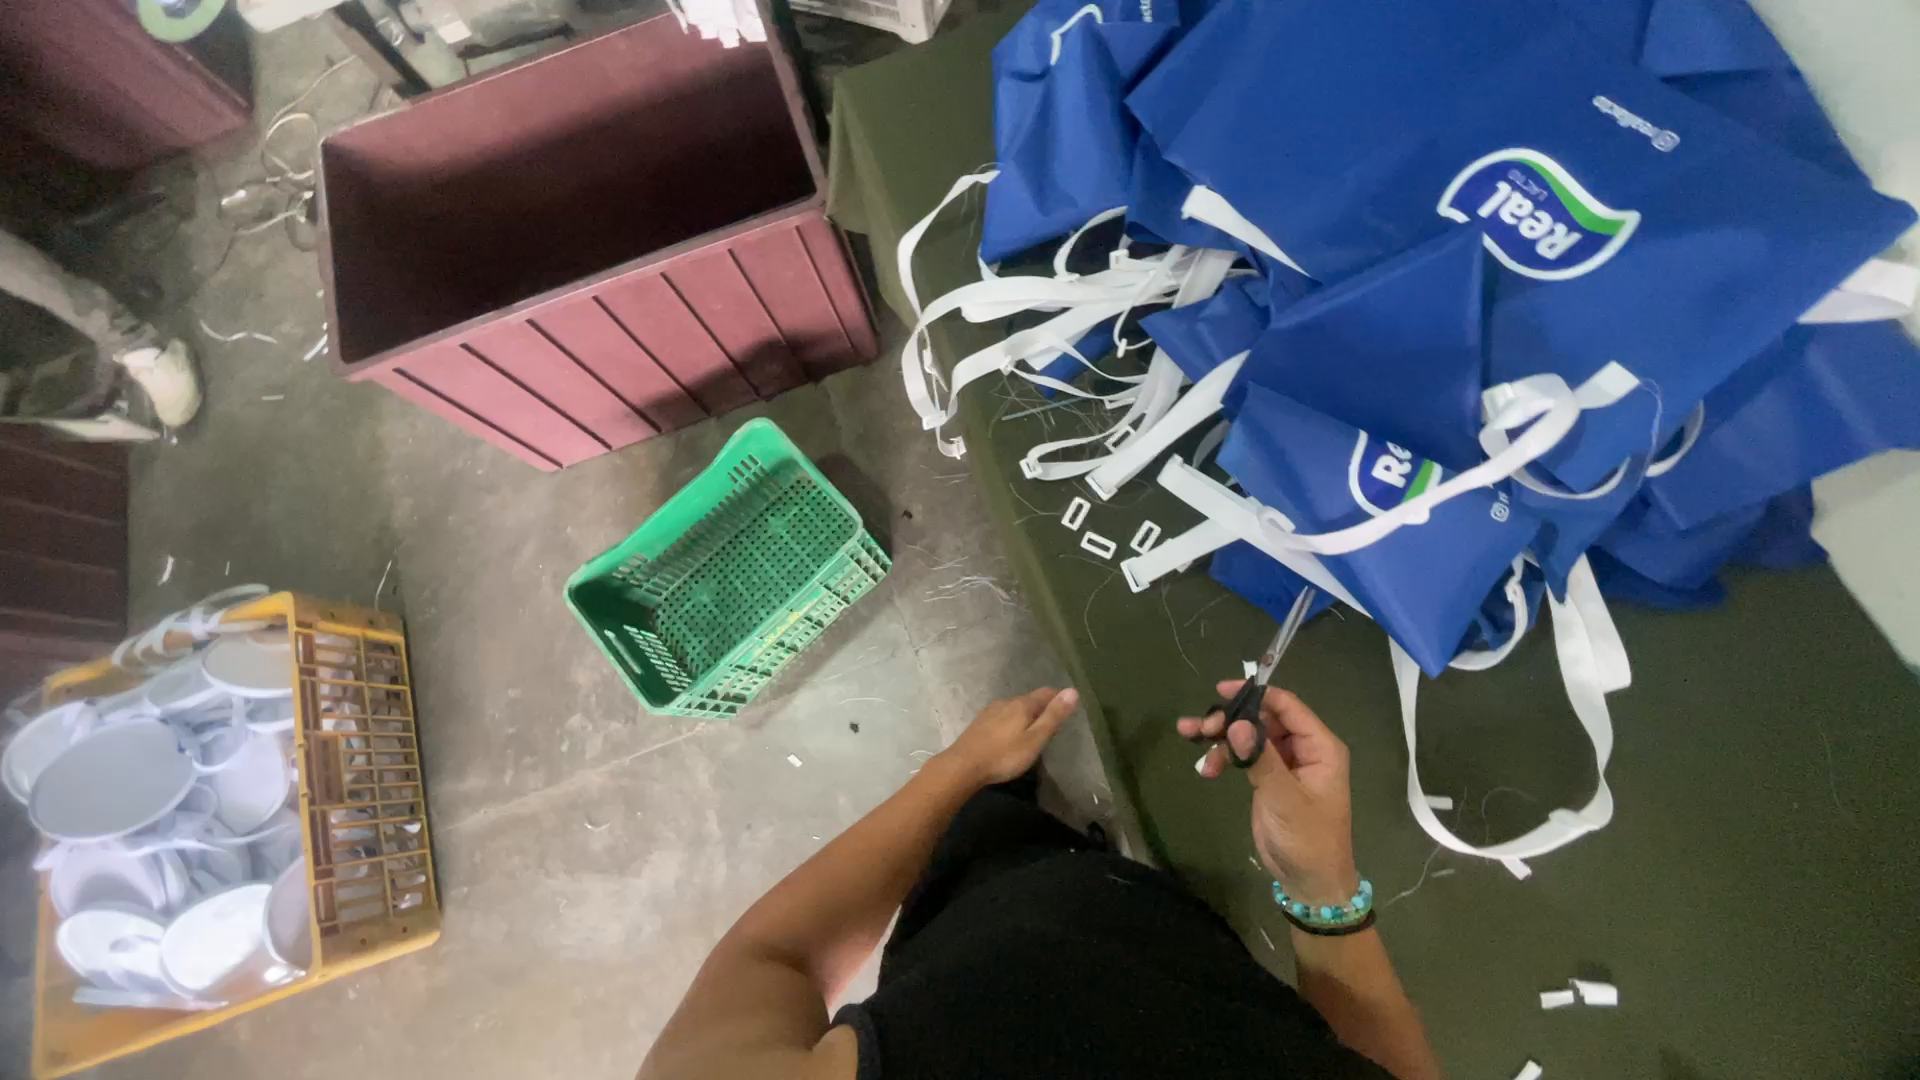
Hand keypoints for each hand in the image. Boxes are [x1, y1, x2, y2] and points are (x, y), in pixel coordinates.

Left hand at [939, 687, 1079, 786]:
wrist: (963, 765)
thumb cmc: (1004, 755)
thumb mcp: (1035, 739)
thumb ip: (1053, 716)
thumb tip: (1072, 691)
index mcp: (1022, 704)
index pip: (1046, 693)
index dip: (1058, 698)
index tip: (1067, 708)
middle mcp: (1006, 702)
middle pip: (1029, 699)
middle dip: (1042, 707)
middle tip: (1053, 722)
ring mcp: (990, 711)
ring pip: (1014, 707)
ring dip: (1026, 714)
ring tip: (1033, 730)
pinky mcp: (980, 722)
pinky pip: (1002, 716)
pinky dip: (1012, 721)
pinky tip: (1010, 734)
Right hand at [1178, 681, 1357, 906]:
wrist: (1309, 883)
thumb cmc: (1308, 840)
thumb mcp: (1285, 799)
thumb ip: (1261, 759)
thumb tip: (1236, 725)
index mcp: (1320, 748)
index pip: (1288, 707)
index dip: (1256, 695)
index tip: (1221, 691)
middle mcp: (1303, 749)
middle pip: (1263, 718)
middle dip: (1231, 719)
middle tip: (1203, 727)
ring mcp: (1284, 763)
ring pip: (1249, 735)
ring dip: (1220, 736)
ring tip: (1190, 737)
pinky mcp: (1268, 777)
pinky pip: (1243, 754)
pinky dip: (1223, 756)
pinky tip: (1206, 768)